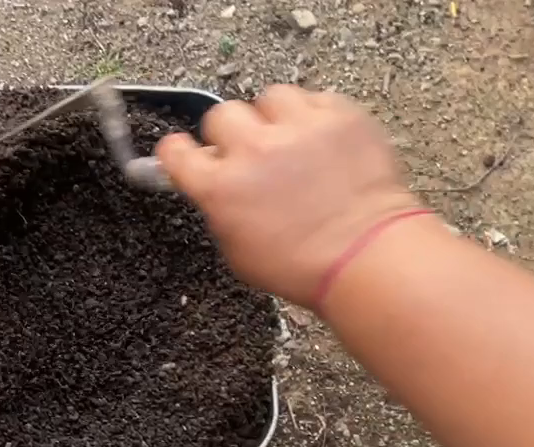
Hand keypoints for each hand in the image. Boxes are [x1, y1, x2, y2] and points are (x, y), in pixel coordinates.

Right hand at [156, 86, 422, 306]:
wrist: (358, 251)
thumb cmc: (295, 262)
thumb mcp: (233, 247)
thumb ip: (218, 207)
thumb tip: (215, 186)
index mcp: (219, 188)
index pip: (177, 151)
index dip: (176, 150)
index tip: (180, 151)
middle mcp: (254, 150)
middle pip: (222, 113)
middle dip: (226, 131)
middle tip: (240, 148)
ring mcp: (299, 128)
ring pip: (270, 97)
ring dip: (270, 115)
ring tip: (283, 137)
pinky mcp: (340, 116)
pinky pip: (315, 98)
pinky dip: (310, 114)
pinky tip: (314, 138)